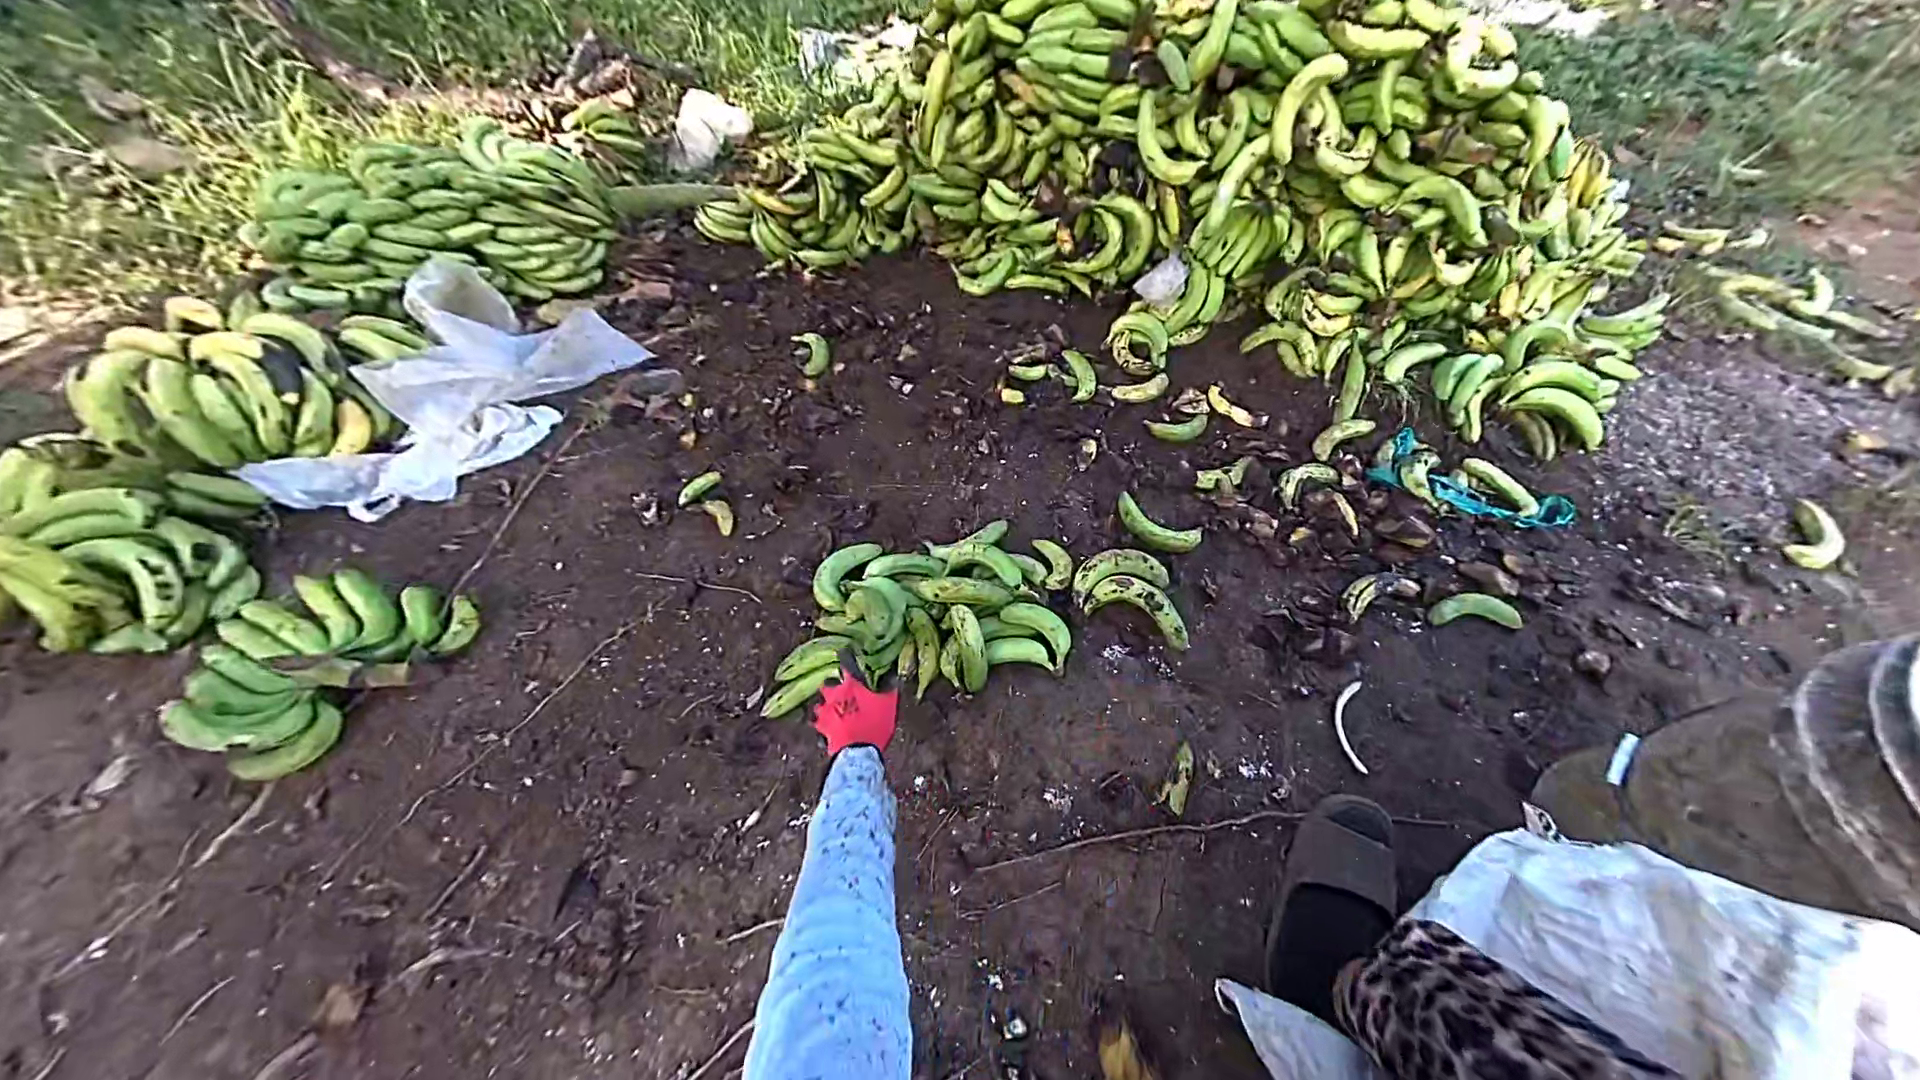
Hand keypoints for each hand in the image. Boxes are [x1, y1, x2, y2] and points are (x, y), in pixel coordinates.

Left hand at [811, 656, 898, 756]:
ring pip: (821, 703)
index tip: (845, 652)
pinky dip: (826, 723)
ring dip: (826, 705)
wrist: (858, 753)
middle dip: (832, 684)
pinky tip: (832, 728)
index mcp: (851, 684)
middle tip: (840, 688)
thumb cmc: (875, 724)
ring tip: (835, 709)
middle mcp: (834, 694)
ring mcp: (825, 711)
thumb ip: (889, 687)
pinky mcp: (822, 728)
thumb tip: (892, 674)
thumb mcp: (889, 704)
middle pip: (828, 683)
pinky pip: (821, 722)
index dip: (846, 656)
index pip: (846, 663)